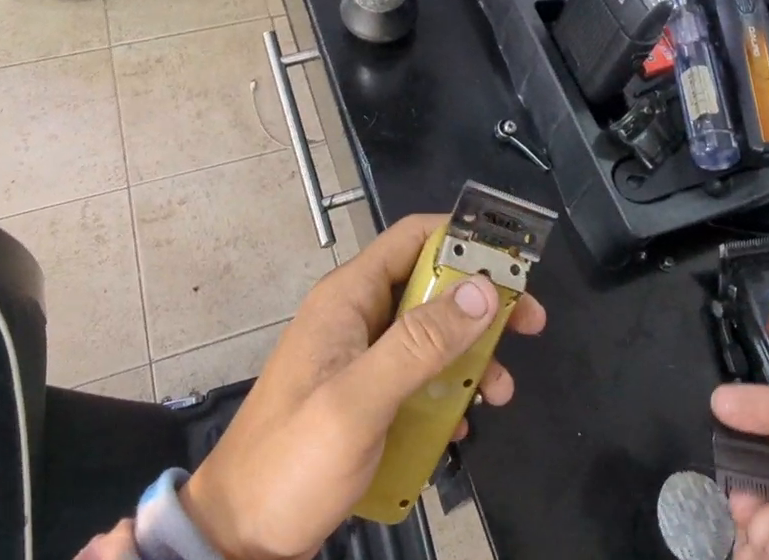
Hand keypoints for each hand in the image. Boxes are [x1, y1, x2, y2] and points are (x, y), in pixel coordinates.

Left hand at [181, 214, 545, 559]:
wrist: (240, 537)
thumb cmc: (292, 461)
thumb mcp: (359, 401)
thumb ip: (419, 344)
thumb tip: (482, 288)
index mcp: (348, 299)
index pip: (413, 238)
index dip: (465, 240)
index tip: (513, 263)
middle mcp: (356, 317)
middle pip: (432, 286)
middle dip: (482, 304)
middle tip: (528, 326)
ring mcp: (360, 359)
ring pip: (431, 334)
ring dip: (470, 356)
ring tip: (499, 393)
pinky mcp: (366, 397)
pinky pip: (418, 377)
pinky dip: (446, 392)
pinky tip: (461, 425)